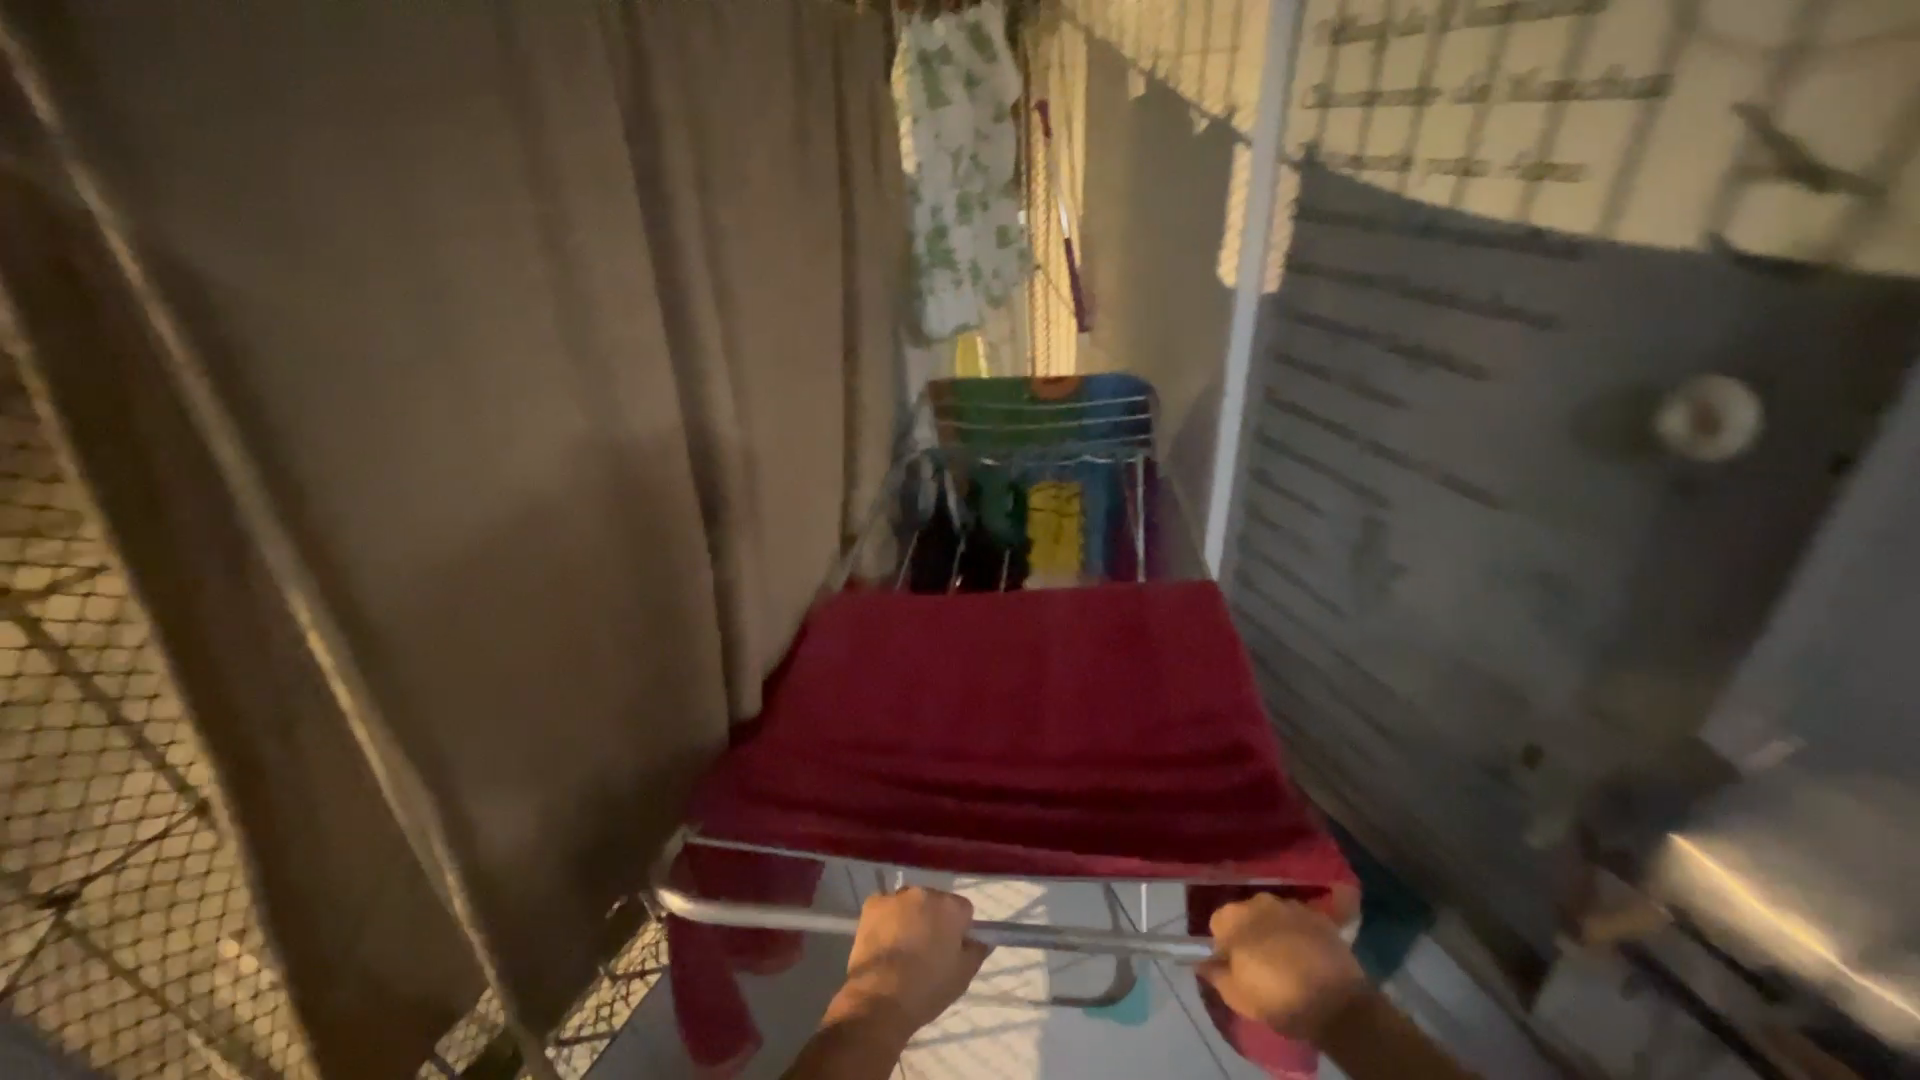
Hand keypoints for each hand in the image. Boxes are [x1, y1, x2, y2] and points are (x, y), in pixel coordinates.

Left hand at [824, 887, 992, 1036]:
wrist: (881, 997)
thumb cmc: (928, 987)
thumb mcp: (963, 975)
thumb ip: (976, 951)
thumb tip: (978, 940)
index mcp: (951, 907)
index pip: (963, 910)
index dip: (959, 929)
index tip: (952, 949)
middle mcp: (924, 893)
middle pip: (935, 902)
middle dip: (934, 919)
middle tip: (927, 948)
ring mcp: (896, 897)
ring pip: (910, 903)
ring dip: (910, 917)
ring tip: (903, 947)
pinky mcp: (872, 905)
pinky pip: (886, 907)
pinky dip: (887, 919)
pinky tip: (884, 941)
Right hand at [1198, 894, 1365, 1040]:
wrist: (1338, 1004)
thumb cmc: (1278, 999)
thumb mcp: (1236, 997)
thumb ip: (1214, 974)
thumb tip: (1203, 962)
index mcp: (1235, 918)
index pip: (1217, 923)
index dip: (1224, 946)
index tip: (1235, 967)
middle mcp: (1260, 902)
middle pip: (1246, 915)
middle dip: (1249, 934)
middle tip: (1260, 964)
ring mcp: (1292, 906)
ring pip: (1273, 916)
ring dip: (1274, 932)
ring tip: (1287, 961)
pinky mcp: (1320, 916)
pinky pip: (1300, 921)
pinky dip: (1299, 934)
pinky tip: (1308, 957)